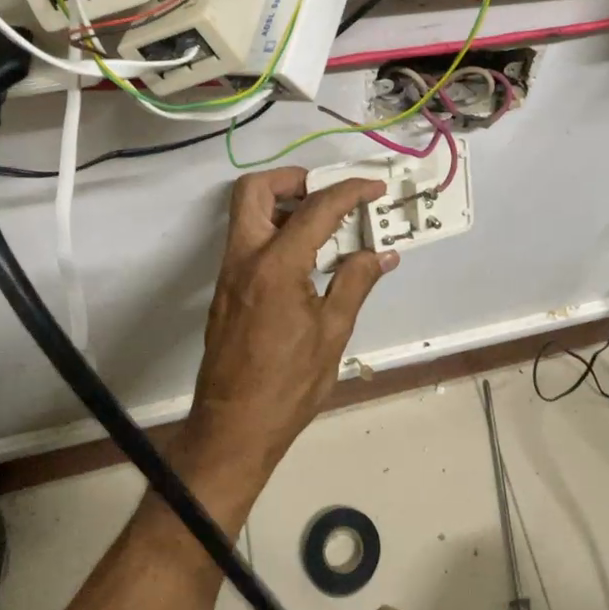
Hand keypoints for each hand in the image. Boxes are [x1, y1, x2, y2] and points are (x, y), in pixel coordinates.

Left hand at [185, 167, 399, 471]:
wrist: (233, 429)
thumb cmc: (288, 385)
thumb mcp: (332, 333)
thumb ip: (356, 282)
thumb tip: (383, 253)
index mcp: (276, 266)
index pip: (316, 209)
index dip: (349, 191)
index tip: (374, 187)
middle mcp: (245, 259)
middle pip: (255, 190)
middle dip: (293, 179)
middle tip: (329, 194)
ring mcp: (229, 274)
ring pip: (245, 213)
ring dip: (282, 204)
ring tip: (324, 224)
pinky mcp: (226, 290)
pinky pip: (247, 240)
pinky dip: (275, 231)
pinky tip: (307, 258)